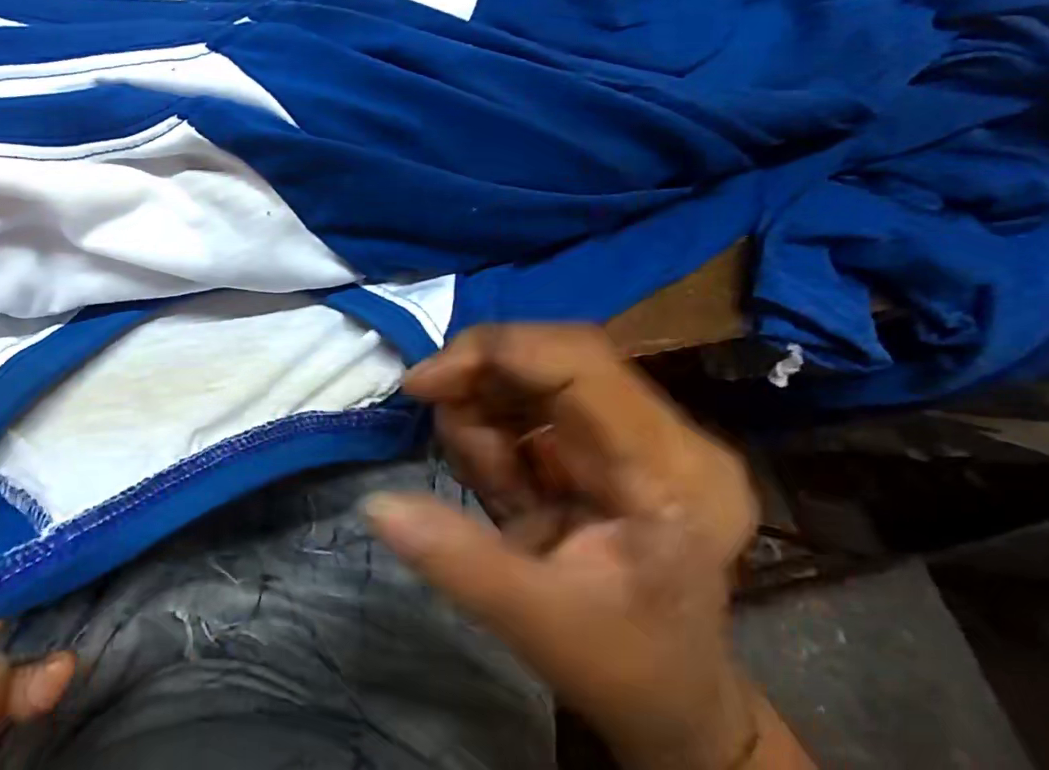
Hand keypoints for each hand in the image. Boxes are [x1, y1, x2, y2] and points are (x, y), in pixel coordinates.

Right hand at [367, 325, 803, 769]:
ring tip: (493, 488)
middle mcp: (669, 435)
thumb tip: (375, 504)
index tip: (422, 383)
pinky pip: (540, 404)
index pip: (581, 361)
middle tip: (451, 449)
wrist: (673, 696)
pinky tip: (504, 483)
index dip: (494, 352)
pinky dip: (500, 433)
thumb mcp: (533, 620)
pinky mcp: (620, 439)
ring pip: (539, 377)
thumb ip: (457, 558)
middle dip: (481, 392)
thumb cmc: (622, 667)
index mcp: (671, 472)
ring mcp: (648, 433)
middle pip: (553, 359)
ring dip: (487, 419)